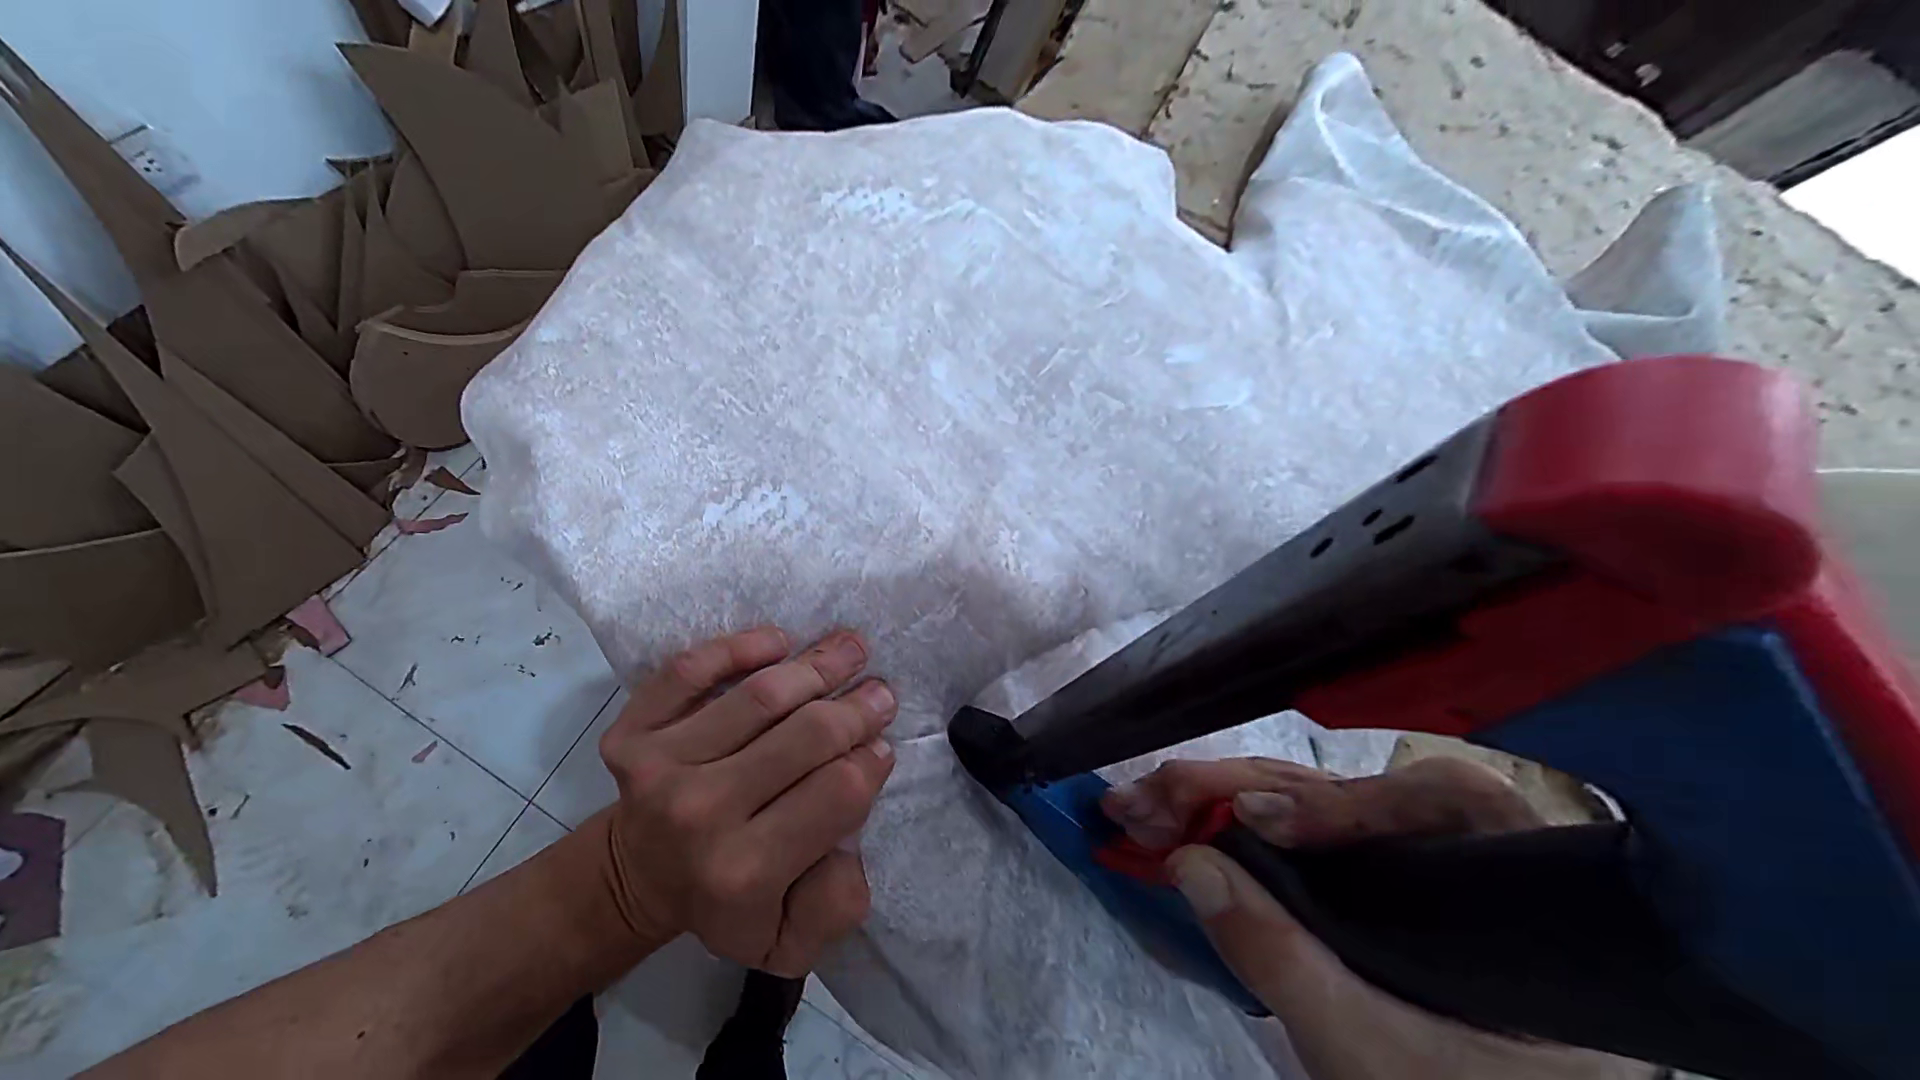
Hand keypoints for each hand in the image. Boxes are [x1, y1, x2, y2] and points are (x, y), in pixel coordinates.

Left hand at [598, 627, 896, 975]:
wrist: (637, 876)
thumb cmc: (724, 902)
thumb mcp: (786, 941)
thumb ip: (835, 906)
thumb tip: (854, 842)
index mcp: (744, 871)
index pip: (836, 793)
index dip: (871, 760)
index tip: (882, 745)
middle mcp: (700, 814)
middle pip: (806, 736)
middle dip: (857, 707)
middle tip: (881, 693)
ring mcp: (659, 768)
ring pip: (759, 696)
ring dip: (816, 665)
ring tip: (851, 649)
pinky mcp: (632, 733)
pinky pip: (689, 672)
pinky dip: (736, 647)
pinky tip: (778, 641)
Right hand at [1104, 757, 1653, 1079]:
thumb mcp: (1369, 1057)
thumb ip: (1282, 960)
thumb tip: (1186, 861)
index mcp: (1508, 896)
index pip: (1444, 801)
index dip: (1348, 798)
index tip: (1258, 817)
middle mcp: (1447, 859)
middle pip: (1340, 790)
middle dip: (1233, 789)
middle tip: (1149, 796)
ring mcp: (1386, 867)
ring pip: (1296, 805)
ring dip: (1211, 801)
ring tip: (1139, 806)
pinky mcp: (1342, 885)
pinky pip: (1279, 840)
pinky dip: (1221, 831)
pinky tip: (1173, 829)